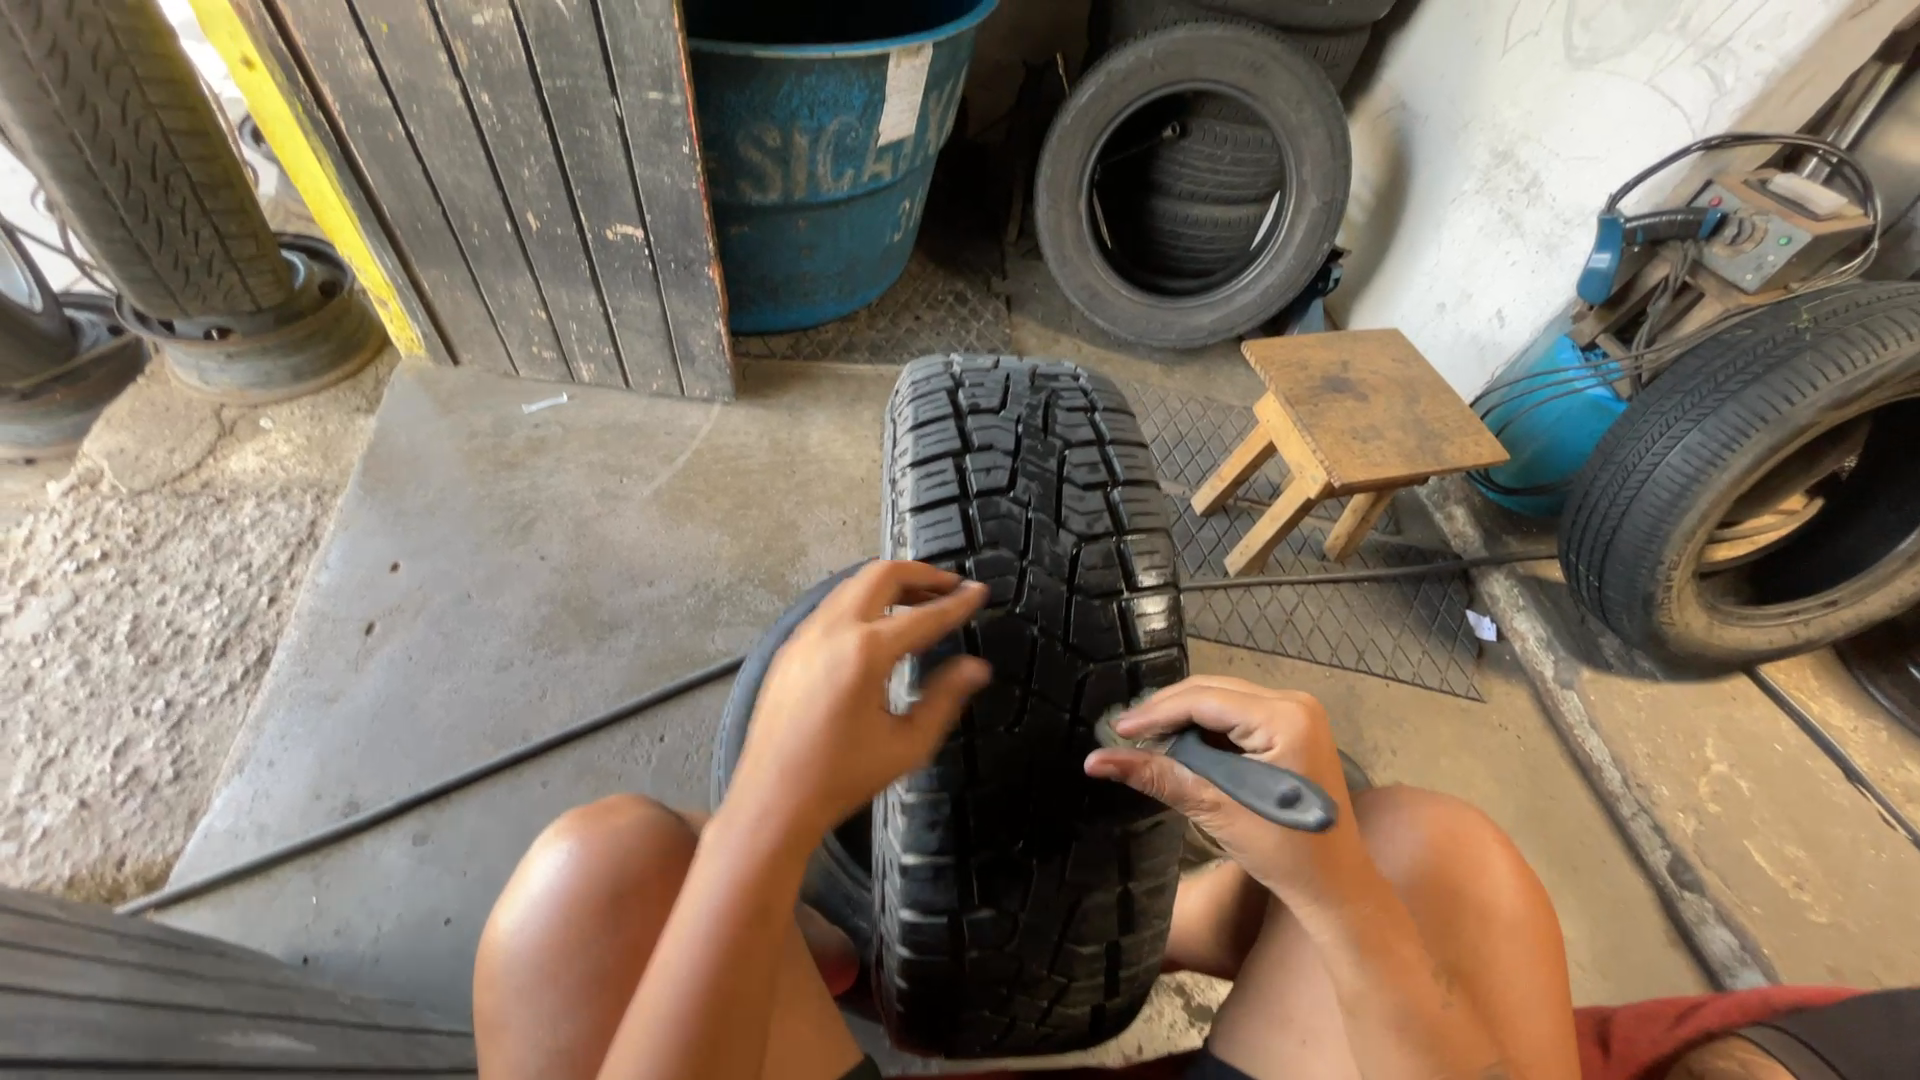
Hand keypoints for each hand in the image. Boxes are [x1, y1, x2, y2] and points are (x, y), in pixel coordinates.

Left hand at [727, 561, 990, 842]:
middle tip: (949, 587)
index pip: (924, 616)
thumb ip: (945, 698)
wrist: (773, 799)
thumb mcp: (908, 744)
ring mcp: (805, 635)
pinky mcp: (790, 647)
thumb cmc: (842, 778)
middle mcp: (832, 632)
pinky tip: (878, 627)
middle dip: (922, 575)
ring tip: (919, 603)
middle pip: (882, 575)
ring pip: (853, 584)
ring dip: (890, 585)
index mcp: (865, 654)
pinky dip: (863, 601)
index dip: (957, 603)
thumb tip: (976, 667)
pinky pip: (831, 605)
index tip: (979, 592)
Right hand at [1084, 677, 1371, 908]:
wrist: (1336, 886)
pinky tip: (1180, 743)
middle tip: (1125, 734)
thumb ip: (1157, 775)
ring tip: (1146, 739)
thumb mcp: (1216, 809)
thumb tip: (1095, 761)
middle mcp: (1294, 702)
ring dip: (1183, 717)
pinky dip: (1205, 726)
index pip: (1203, 701)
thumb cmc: (1283, 852)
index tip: (1117, 729)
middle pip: (1211, 692)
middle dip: (1166, 712)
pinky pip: (1236, 712)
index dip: (1156, 713)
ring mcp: (1297, 712)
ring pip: (1221, 698)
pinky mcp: (1293, 726)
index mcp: (1285, 718)